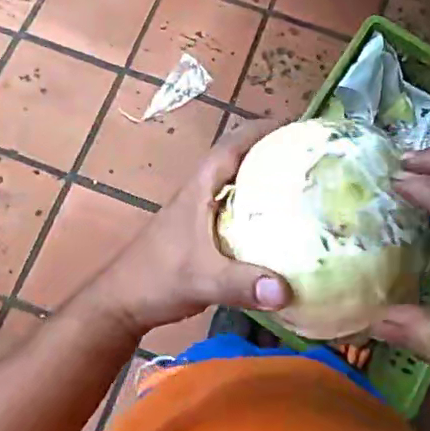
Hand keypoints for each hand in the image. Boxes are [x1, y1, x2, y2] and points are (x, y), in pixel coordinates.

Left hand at [74, 118, 292, 338]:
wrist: (121, 303)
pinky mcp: (198, 231)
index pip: (231, 145)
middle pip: (237, 158)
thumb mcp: (203, 281)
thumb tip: (286, 290)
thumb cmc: (157, 279)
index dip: (261, 131)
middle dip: (270, 150)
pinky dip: (256, 204)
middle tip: (307, 154)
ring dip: (263, 176)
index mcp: (199, 189)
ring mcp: (197, 211)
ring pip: (235, 182)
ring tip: (300, 181)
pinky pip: (234, 206)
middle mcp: (199, 192)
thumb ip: (243, 284)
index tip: (296, 127)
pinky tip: (277, 221)